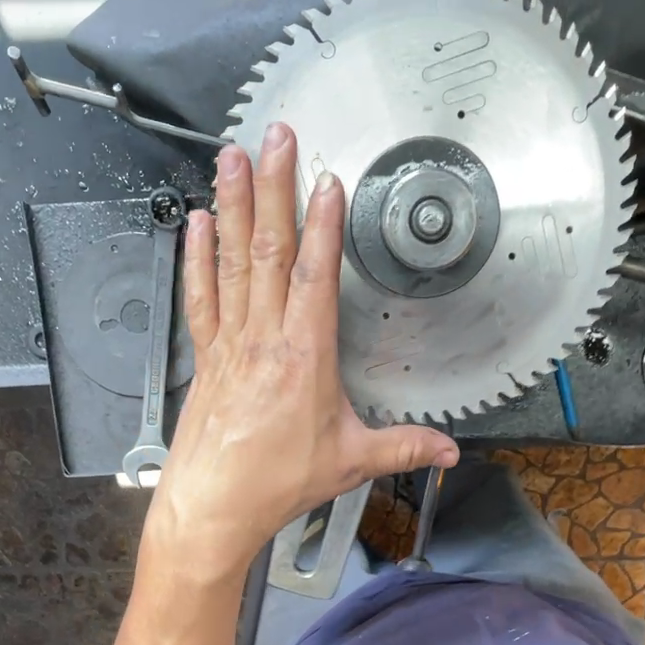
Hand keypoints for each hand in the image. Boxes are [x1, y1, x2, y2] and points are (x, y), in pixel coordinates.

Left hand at [145, 124, 459, 580]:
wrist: (214, 506)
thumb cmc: (275, 483)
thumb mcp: (350, 464)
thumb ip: (403, 448)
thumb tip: (447, 452)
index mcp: (303, 357)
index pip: (315, 275)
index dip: (322, 224)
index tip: (326, 179)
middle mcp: (263, 339)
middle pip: (268, 250)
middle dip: (273, 188)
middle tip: (274, 139)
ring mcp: (230, 343)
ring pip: (232, 262)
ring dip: (232, 207)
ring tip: (231, 158)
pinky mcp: (206, 357)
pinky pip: (201, 297)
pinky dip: (198, 258)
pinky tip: (196, 225)